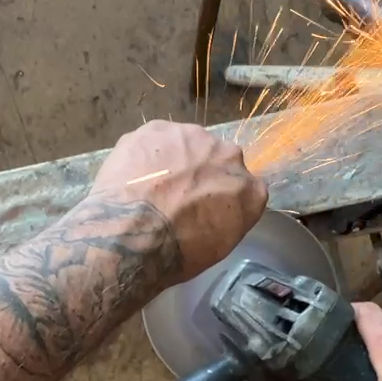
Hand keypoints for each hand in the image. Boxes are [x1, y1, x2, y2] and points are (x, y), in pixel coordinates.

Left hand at [88, 120, 266, 280]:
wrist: (133, 234)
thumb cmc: (176, 252)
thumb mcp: (217, 247)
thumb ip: (227, 218)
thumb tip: (213, 210)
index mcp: (250, 189)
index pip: (242, 188)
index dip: (219, 197)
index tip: (203, 208)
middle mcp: (229, 156)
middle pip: (216, 160)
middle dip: (199, 173)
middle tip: (174, 195)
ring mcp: (194, 137)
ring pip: (185, 145)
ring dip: (173, 159)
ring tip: (149, 185)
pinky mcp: (158, 128)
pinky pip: (155, 140)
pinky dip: (145, 154)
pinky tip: (132, 175)